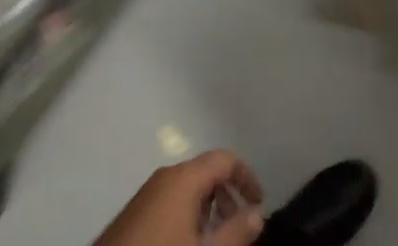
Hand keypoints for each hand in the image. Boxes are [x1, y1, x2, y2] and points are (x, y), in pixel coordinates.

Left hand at [95, 149, 266, 245]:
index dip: (247, 177)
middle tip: (239, 227)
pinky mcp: (137, 209)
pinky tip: (190, 241)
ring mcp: (148, 191)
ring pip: (189, 188)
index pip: (225, 159)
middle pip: (207, 172)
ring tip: (216, 238)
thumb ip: (236, 231)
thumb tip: (257, 214)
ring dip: (210, 207)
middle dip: (228, 196)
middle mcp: (166, 176)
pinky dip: (190, 213)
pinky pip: (172, 199)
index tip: (259, 203)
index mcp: (184, 178)